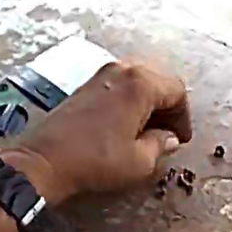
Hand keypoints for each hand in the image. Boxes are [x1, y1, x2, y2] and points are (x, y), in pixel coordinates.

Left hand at [0, 59, 191, 204]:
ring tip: (149, 132)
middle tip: (169, 135)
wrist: (47, 159)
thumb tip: (169, 138)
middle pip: (158, 81)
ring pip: (138, 82)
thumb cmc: (97, 161)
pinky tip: (128, 126)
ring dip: (149, 104)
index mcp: (140, 84)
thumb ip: (161, 145)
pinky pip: (120, 87)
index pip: (177, 90)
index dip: (184, 117)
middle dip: (168, 108)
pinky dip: (131, 102)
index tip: (181, 139)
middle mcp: (122, 70)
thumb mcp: (140, 161)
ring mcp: (101, 75)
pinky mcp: (86, 86)